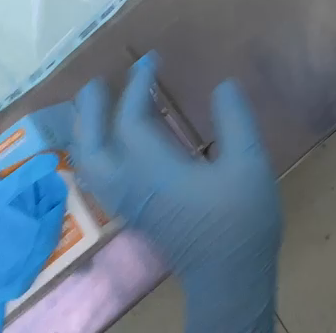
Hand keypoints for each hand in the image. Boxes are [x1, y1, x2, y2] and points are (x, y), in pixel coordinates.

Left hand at [75, 56, 279, 332]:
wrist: (230, 275)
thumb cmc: (241, 217)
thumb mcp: (248, 162)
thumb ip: (235, 120)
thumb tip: (223, 84)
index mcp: (154, 170)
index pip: (130, 121)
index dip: (137, 87)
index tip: (151, 59)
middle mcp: (132, 186)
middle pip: (92, 147)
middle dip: (90, 111)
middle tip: (98, 82)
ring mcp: (130, 204)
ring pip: (90, 167)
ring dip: (87, 133)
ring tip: (95, 109)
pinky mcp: (137, 214)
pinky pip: (100, 179)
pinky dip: (96, 155)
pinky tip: (111, 148)